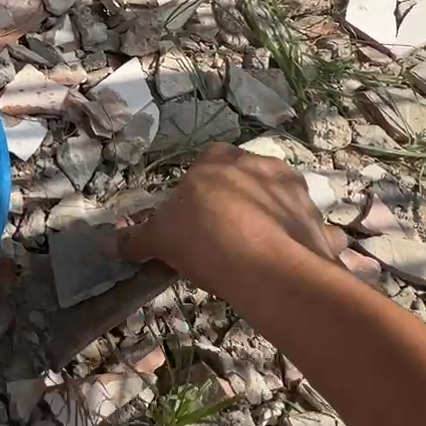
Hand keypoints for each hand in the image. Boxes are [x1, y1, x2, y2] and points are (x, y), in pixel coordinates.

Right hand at [112, 144, 335, 289]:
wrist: (265, 269)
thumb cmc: (204, 237)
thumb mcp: (159, 238)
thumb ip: (135, 239)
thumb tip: (105, 244)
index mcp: (220, 161)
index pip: (210, 156)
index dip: (202, 181)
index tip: (195, 208)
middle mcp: (262, 167)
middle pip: (249, 175)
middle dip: (241, 196)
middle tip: (224, 229)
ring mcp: (297, 195)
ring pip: (284, 201)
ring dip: (276, 217)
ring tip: (260, 249)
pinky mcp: (319, 226)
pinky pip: (315, 232)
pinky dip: (310, 244)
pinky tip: (297, 262)